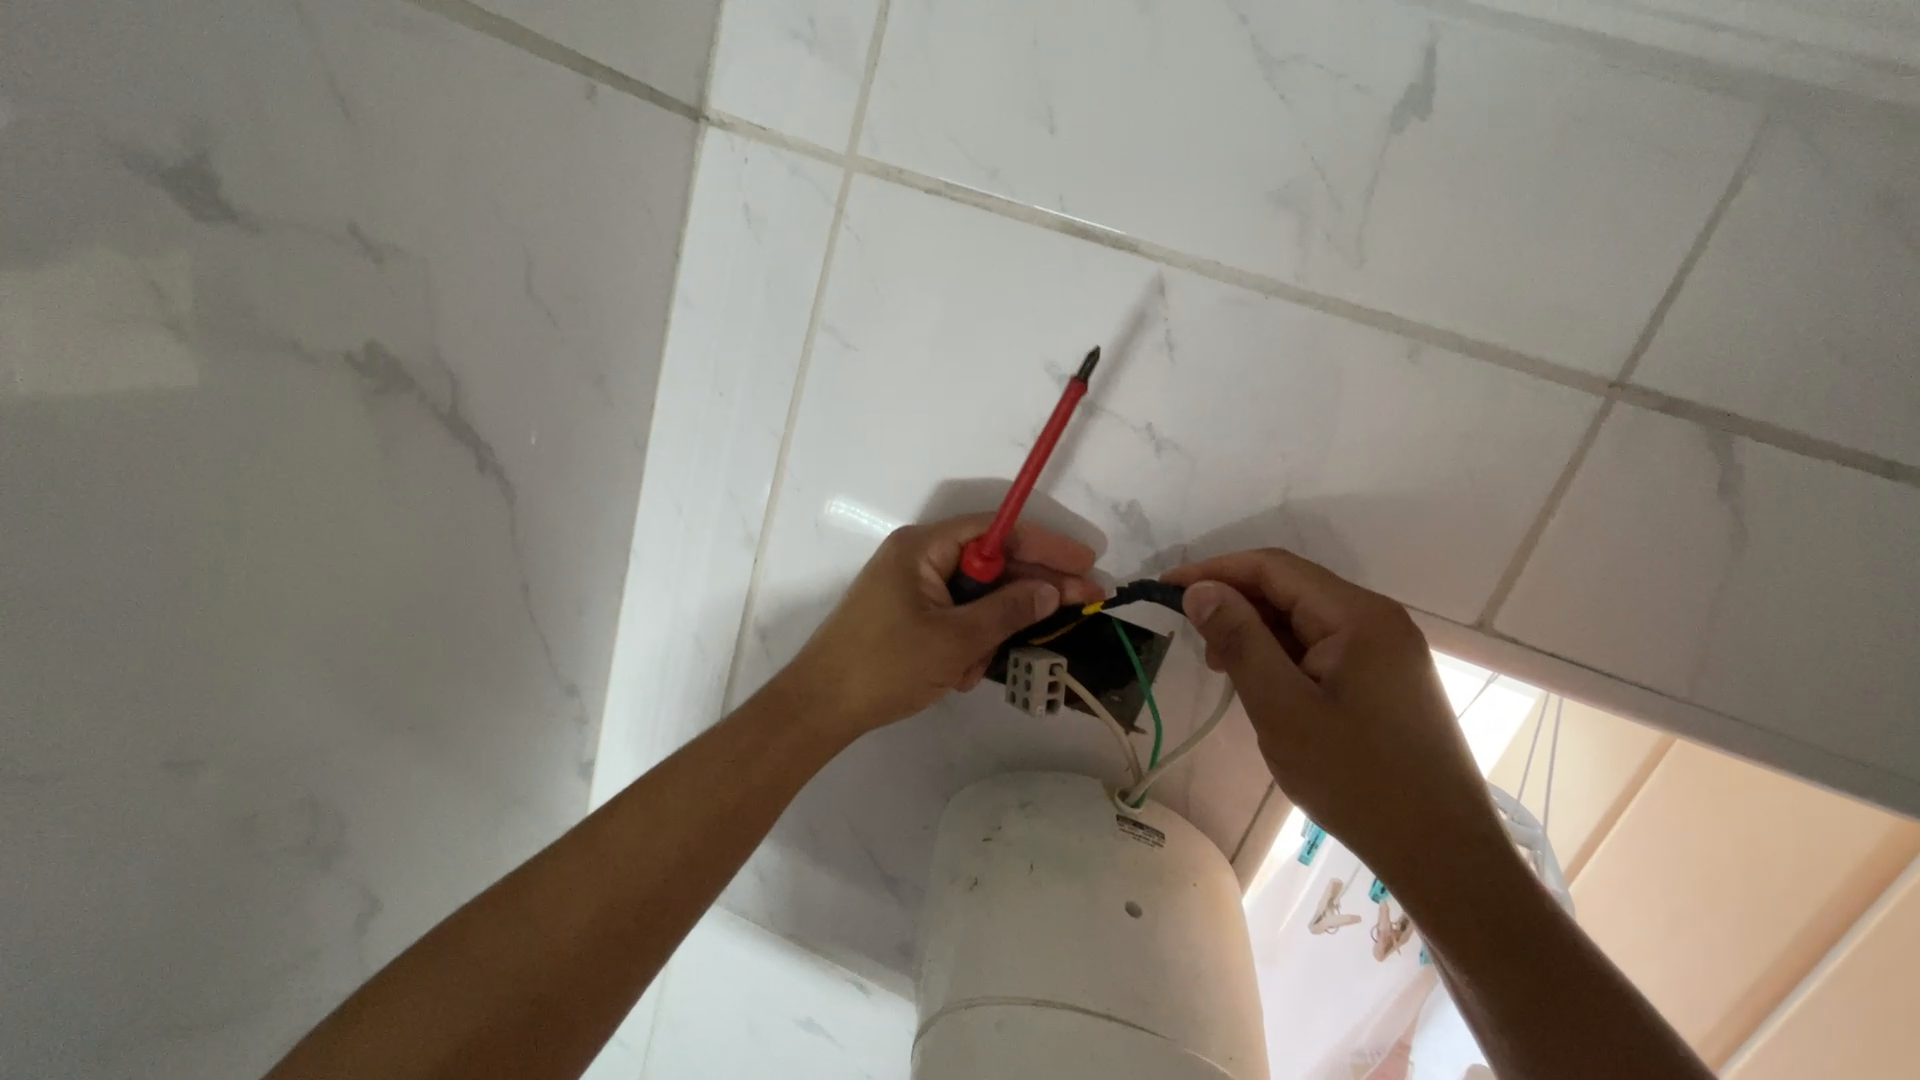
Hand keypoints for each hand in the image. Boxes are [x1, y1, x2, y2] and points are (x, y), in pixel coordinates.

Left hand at [778, 514, 1103, 738]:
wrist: (820, 708)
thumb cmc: (884, 666)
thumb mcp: (955, 639)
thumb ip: (1008, 611)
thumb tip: (1052, 590)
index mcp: (924, 547)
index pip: (997, 531)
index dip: (1045, 545)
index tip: (1086, 563)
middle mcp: (920, 558)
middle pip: (992, 564)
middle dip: (1026, 593)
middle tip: (1080, 605)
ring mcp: (913, 589)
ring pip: (977, 598)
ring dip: (988, 632)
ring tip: (975, 666)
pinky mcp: (910, 617)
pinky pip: (956, 620)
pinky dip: (966, 645)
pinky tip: (958, 674)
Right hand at [1162, 551, 1507, 891]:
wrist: (1442, 852)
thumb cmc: (1356, 779)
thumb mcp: (1282, 708)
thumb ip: (1240, 641)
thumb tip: (1200, 590)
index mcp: (1358, 616)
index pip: (1274, 568)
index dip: (1215, 570)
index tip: (1165, 588)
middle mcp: (1378, 620)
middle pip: (1292, 588)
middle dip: (1236, 602)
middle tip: (1190, 637)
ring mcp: (1388, 651)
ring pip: (1307, 619)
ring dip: (1258, 631)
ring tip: (1222, 668)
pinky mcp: (1388, 679)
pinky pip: (1324, 647)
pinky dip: (1284, 654)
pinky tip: (1264, 685)